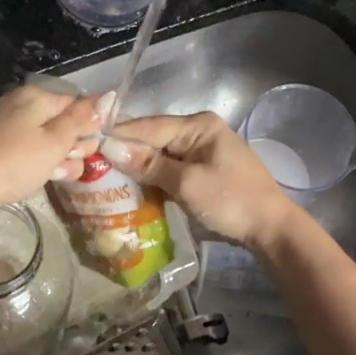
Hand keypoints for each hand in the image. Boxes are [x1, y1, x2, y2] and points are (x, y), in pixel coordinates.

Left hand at [0, 85, 106, 225]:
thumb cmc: (12, 164)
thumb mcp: (54, 143)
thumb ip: (81, 120)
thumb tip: (109, 95)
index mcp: (38, 96)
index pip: (80, 105)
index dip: (90, 130)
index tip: (87, 153)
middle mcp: (22, 104)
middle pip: (65, 123)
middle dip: (72, 148)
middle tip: (62, 165)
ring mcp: (8, 126)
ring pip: (48, 142)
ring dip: (56, 161)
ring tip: (48, 177)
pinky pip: (28, 152)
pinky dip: (35, 166)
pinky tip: (31, 180)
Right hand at [101, 113, 300, 249]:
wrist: (270, 228)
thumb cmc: (231, 201)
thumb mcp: (187, 183)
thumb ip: (149, 164)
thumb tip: (110, 147)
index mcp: (198, 125)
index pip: (148, 126)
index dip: (117, 136)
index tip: (85, 144)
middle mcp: (199, 132)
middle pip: (152, 139)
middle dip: (123, 152)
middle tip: (89, 165)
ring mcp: (201, 153)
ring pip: (159, 156)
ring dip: (135, 168)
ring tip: (103, 178)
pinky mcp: (202, 173)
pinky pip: (169, 171)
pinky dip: (151, 179)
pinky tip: (131, 189)